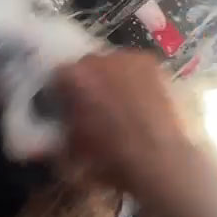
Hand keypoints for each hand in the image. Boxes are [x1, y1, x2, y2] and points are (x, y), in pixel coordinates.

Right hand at [50, 50, 197, 196]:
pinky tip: (140, 98)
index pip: (59, 76)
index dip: (63, 92)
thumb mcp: (73, 150)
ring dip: (111, 78)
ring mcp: (125, 57)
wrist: (157, 159)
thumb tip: (61, 124)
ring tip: (121, 103)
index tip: (68, 106)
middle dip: (88, 83)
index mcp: (73, 78)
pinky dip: (134, 77)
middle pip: (86, 66)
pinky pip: (134, 65)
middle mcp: (96, 60)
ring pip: (112, 63)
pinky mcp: (149, 61)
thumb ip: (62, 129)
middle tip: (95, 107)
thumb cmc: (110, 159)